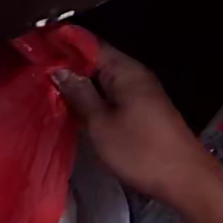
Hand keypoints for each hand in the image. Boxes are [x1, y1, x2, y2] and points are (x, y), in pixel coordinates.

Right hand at [54, 38, 219, 207]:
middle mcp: (135, 75)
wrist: (185, 180)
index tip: (38, 45)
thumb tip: (60, 70)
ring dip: (79, 82)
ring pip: (103, 79)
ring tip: (48, 86)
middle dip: (68, 63)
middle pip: (97, 60)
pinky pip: (112, 94)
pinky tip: (74, 106)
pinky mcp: (142, 110)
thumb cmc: (141, 151)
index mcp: (125, 71)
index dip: (64, 42)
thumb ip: (79, 94)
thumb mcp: (101, 124)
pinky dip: (93, 97)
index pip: (90, 44)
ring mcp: (140, 93)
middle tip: (37, 69)